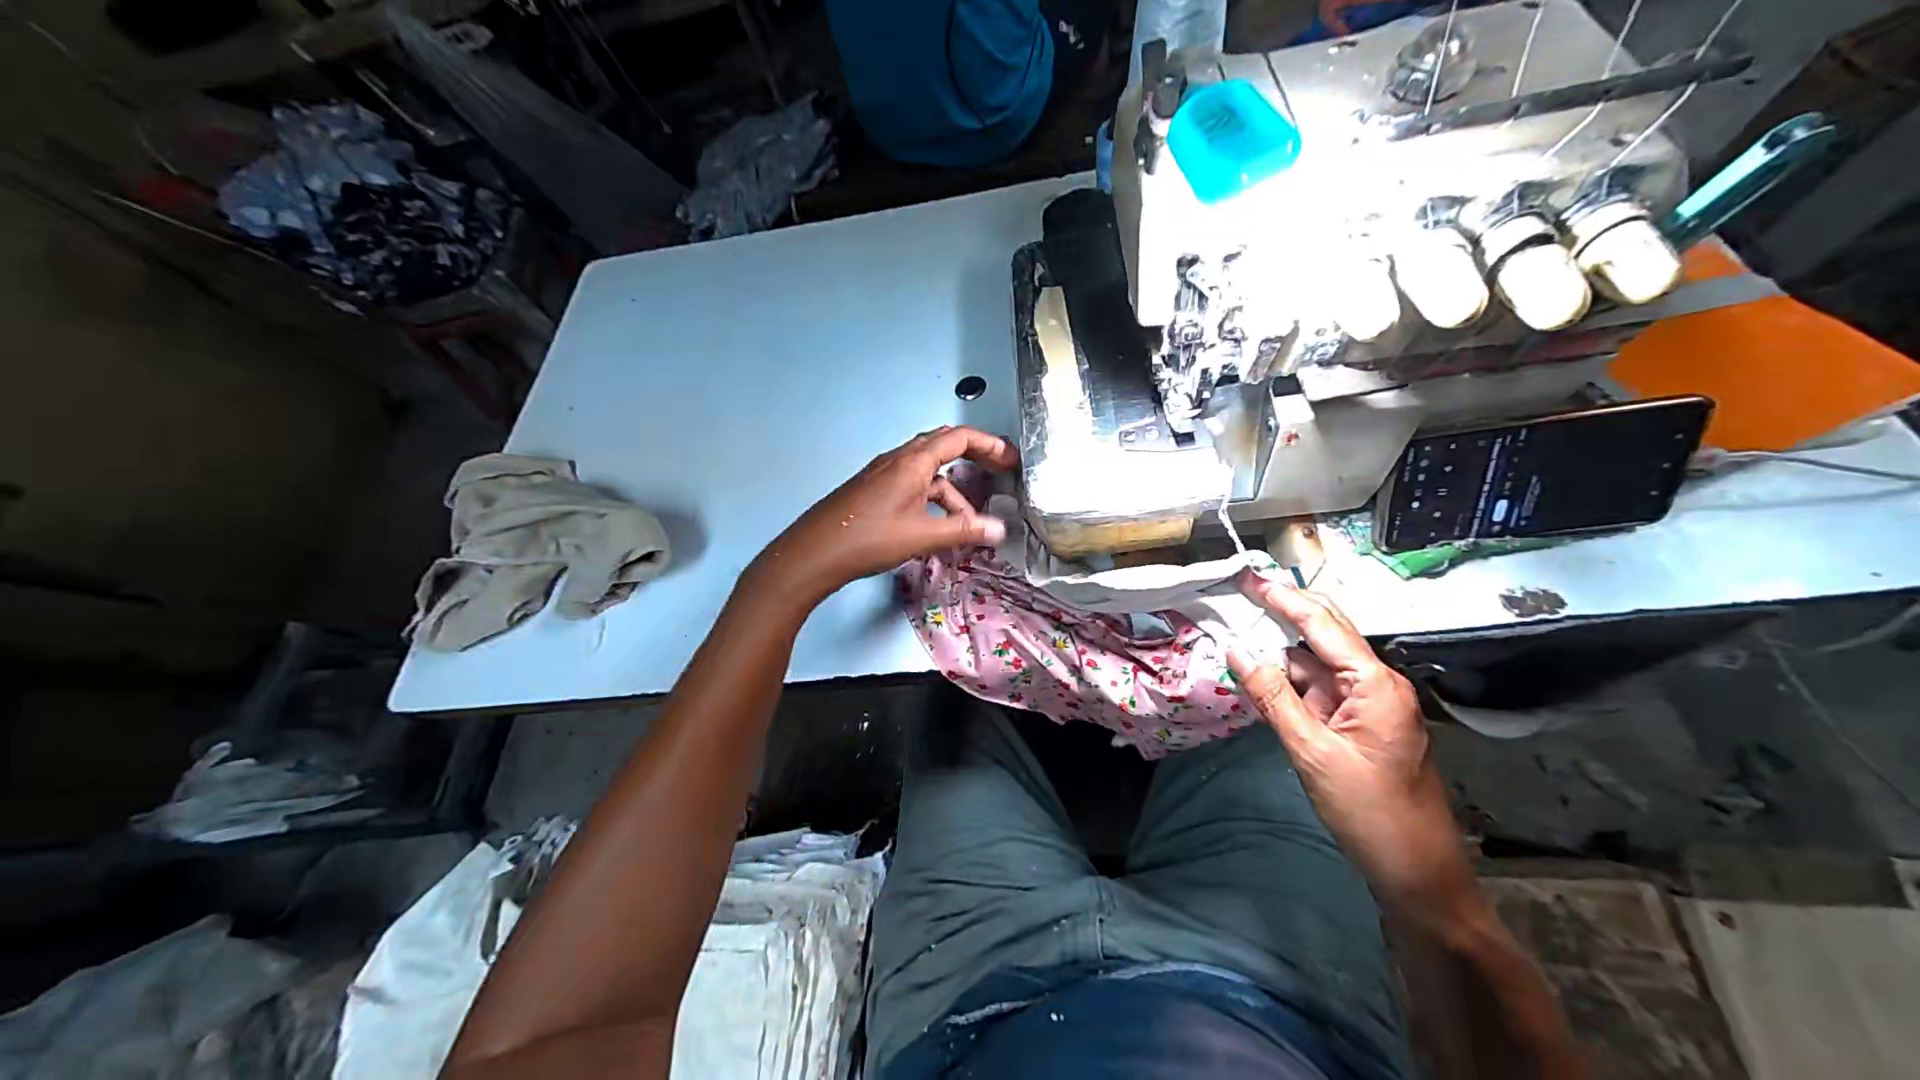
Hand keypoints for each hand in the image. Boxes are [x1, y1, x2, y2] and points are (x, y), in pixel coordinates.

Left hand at [746, 426, 1019, 613]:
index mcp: (913, 461)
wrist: (813, 554)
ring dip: (952, 493)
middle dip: (974, 460)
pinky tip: (935, 527)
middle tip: (997, 476)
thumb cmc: (869, 538)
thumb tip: (999, 530)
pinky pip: (912, 486)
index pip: (959, 437)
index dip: (990, 445)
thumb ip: (963, 530)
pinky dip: (932, 501)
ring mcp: (883, 474)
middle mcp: (897, 460)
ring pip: (928, 473)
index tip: (1011, 460)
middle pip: (944, 447)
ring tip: (967, 524)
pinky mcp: (873, 491)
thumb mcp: (923, 535)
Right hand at [1226, 572, 1478, 925]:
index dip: (1285, 599)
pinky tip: (1260, 677)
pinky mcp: (1358, 725)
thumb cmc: (1371, 812)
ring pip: (1316, 666)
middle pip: (1324, 636)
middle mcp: (1375, 684)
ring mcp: (1367, 705)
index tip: (1251, 578)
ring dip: (1281, 653)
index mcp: (1376, 684)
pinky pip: (1318, 692)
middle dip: (1285, 614)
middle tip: (1243, 593)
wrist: (1417, 872)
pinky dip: (1289, 684)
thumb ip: (1273, 698)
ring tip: (1239, 633)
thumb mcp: (1312, 753)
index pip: (1323, 626)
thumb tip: (1238, 651)